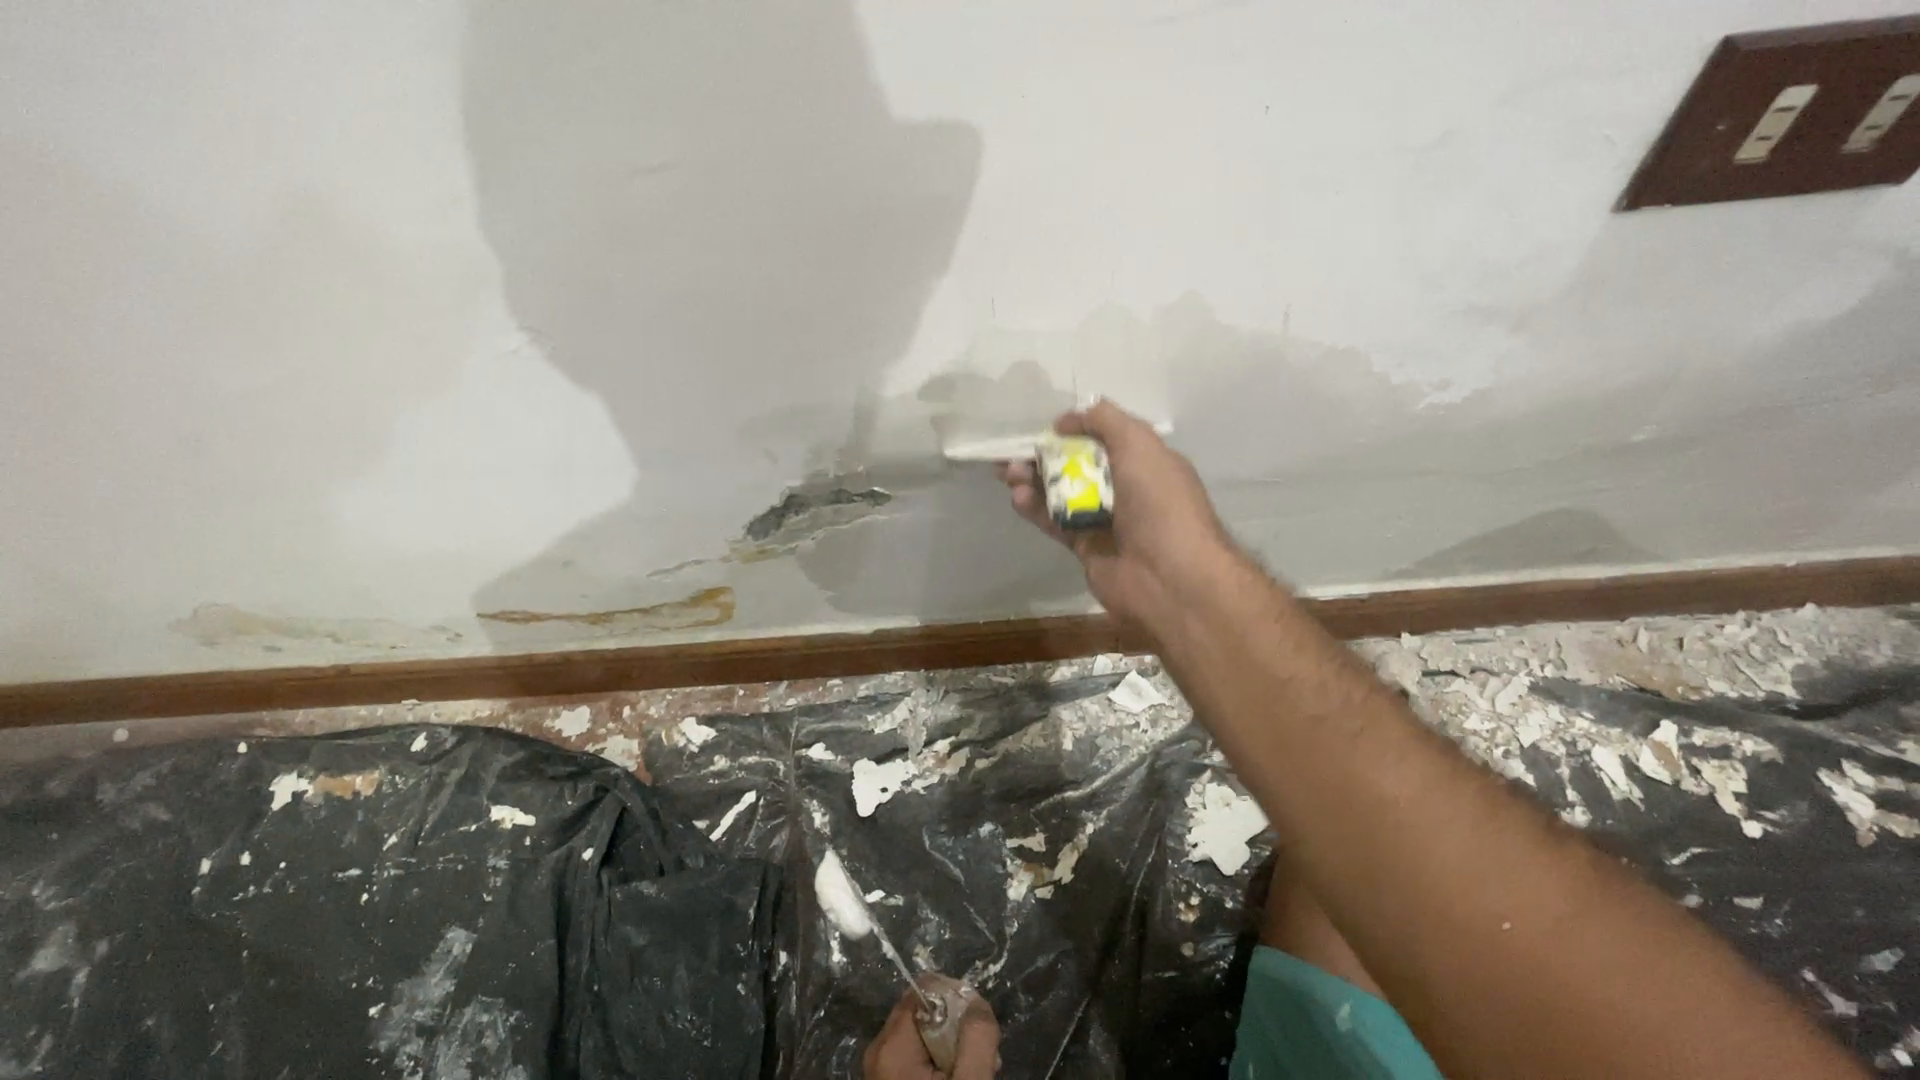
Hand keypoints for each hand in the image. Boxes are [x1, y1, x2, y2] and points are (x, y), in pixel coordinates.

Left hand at [861, 987, 999, 1079]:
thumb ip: (977, 1039)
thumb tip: (977, 1000)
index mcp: (891, 1045)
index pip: (924, 990)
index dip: (956, 997)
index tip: (979, 1021)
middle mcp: (878, 1048)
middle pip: (924, 1010)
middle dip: (958, 1023)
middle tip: (982, 1052)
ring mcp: (880, 1067)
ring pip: (922, 1033)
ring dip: (952, 1044)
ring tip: (975, 1069)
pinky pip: (915, 1054)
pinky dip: (939, 1059)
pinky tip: (956, 1076)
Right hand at [996, 401, 1231, 633]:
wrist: (1168, 576)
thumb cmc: (1159, 502)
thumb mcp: (1139, 444)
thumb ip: (1105, 421)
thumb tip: (1067, 419)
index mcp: (1146, 462)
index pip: (1106, 438)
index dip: (1076, 429)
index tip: (1049, 427)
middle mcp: (1127, 488)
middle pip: (1078, 464)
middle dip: (1046, 455)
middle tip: (1014, 451)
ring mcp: (1106, 519)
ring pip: (1062, 493)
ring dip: (1034, 480)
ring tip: (1008, 473)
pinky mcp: (1086, 547)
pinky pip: (1056, 522)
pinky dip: (1035, 509)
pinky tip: (1017, 498)